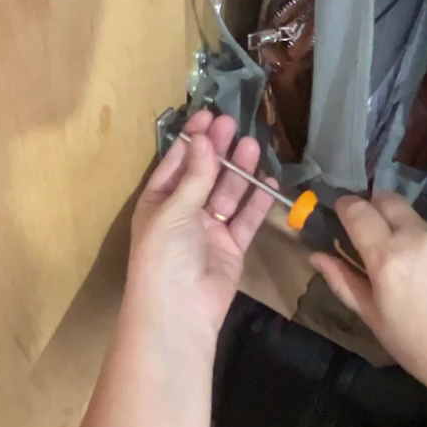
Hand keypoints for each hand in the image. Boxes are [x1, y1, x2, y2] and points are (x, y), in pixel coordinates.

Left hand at [126, 109, 278, 341]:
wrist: (178, 310)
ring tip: (253, 145)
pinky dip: (256, 200)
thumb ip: (195, 177)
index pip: (177, 164)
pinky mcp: (231, 247)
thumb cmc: (163, 256)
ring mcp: (208, 230)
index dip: (193, 140)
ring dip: (240, 170)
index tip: (208, 116)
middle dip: (218, 150)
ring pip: (227, 193)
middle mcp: (183, 213)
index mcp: (158, 202)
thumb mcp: (173, 211)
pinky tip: (267, 179)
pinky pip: (246, 218)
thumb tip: (203, 140)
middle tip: (233, 125)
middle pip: (205, 175)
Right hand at [310, 193, 426, 408]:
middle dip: (377, 210)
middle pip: (388, 200)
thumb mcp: (374, 319)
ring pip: (423, 221)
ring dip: (416, 236)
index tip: (344, 214)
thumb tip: (317, 254)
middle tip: (379, 237)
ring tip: (426, 272)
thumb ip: (343, 281)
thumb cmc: (421, 348)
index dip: (346, 207)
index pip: (357, 210)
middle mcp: (420, 236)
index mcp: (387, 258)